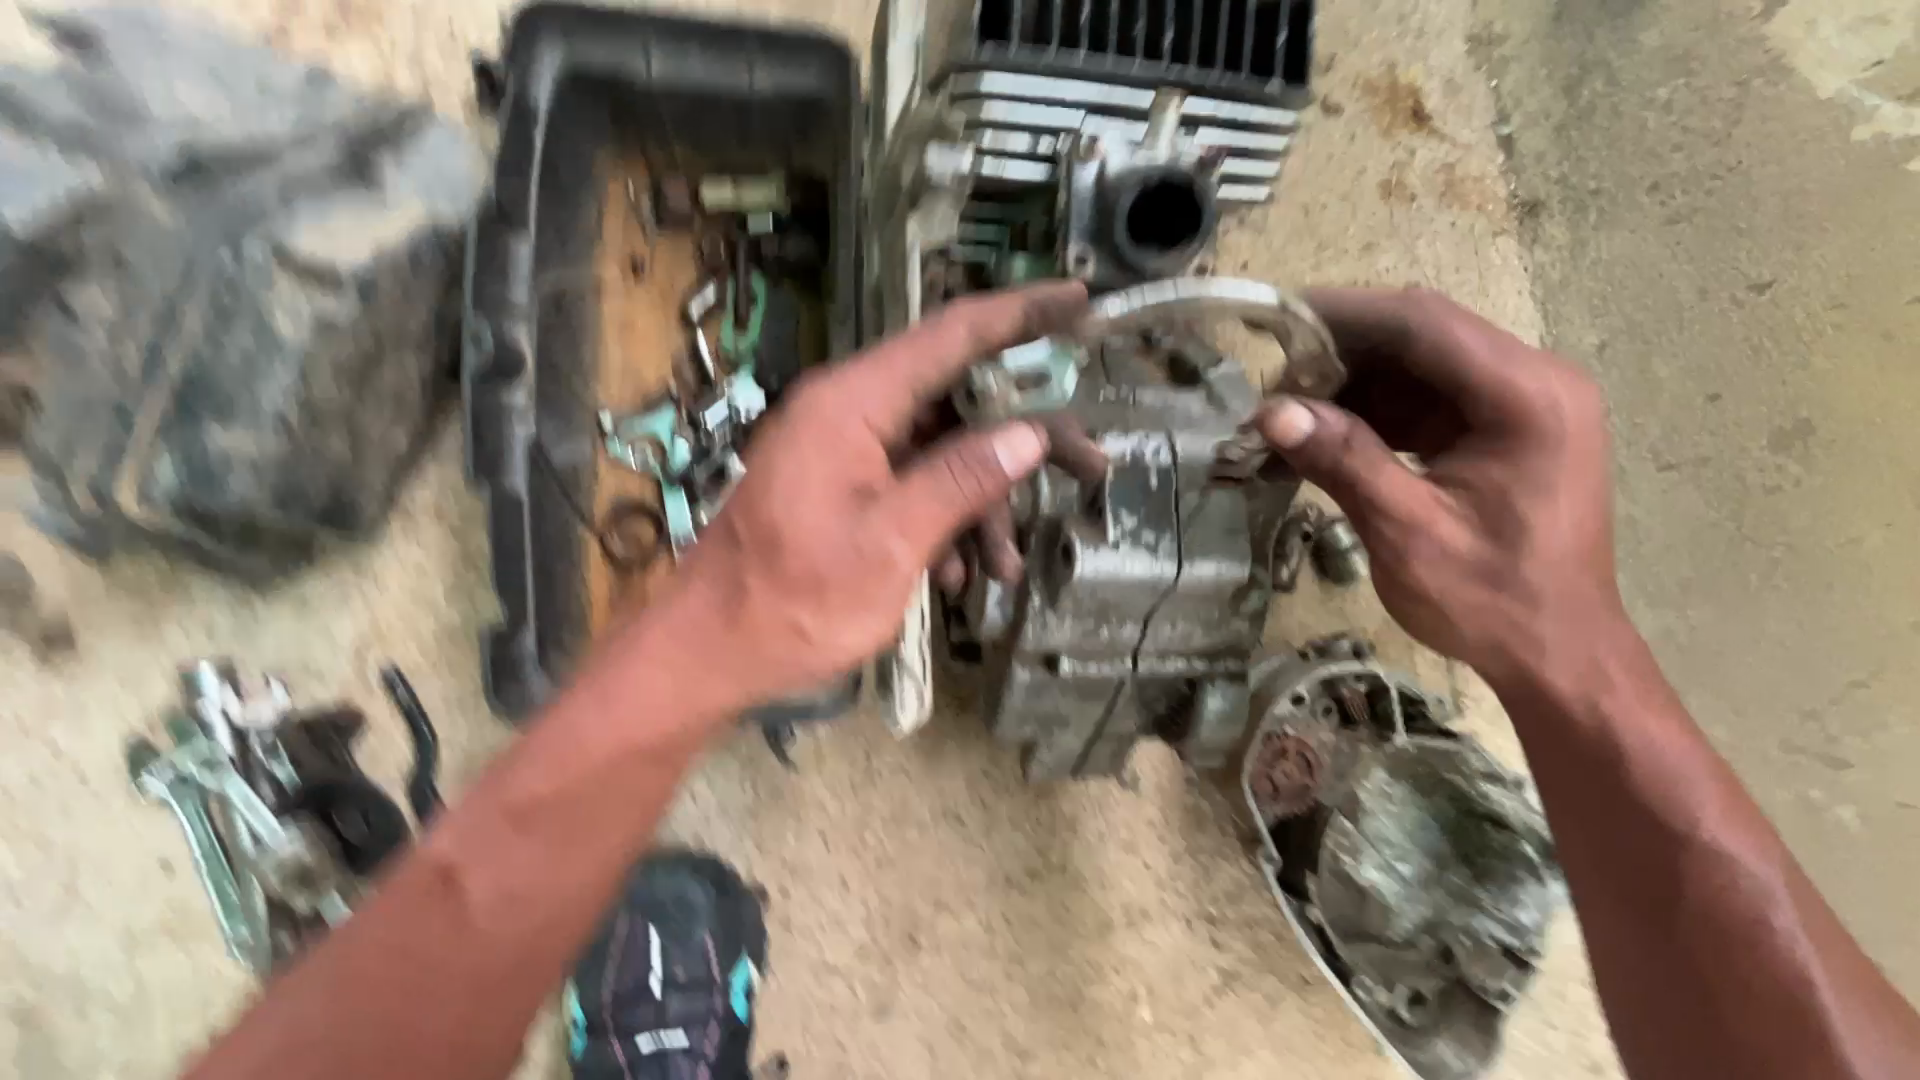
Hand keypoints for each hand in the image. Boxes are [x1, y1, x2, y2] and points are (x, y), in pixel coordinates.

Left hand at [664, 282, 1088, 707]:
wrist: (711, 652)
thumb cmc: (792, 603)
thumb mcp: (889, 545)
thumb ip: (960, 481)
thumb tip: (1028, 433)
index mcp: (853, 403)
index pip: (952, 334)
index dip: (1022, 312)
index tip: (1080, 296)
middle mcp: (849, 411)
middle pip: (958, 399)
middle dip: (1023, 441)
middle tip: (1090, 467)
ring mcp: (844, 449)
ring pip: (941, 451)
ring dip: (983, 502)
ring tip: (1004, 568)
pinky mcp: (842, 486)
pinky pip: (912, 484)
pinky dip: (945, 521)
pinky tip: (957, 574)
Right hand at [1254, 287, 1625, 687]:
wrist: (1557, 654)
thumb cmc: (1492, 601)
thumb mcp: (1408, 533)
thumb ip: (1345, 462)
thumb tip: (1271, 412)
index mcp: (1528, 398)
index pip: (1424, 325)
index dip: (1344, 314)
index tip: (1275, 320)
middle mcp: (1533, 382)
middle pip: (1422, 335)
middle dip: (1341, 350)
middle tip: (1270, 377)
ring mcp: (1520, 404)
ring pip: (1418, 364)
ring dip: (1351, 381)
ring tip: (1285, 408)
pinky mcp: (1500, 428)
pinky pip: (1426, 398)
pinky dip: (1372, 409)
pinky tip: (1324, 431)